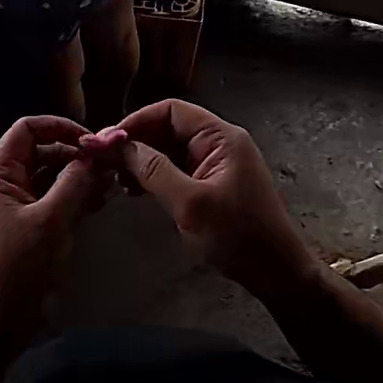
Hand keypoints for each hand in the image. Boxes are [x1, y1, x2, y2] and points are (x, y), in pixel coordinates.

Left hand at [0, 115, 108, 382]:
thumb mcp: (50, 222)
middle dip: (75, 156)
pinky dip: (73, 198)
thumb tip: (98, 154)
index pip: (27, 129)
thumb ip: (75, 183)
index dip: (60, 127)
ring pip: (50, 176)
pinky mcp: (26, 226)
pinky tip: (97, 204)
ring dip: (78, 178)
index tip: (93, 142)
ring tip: (108, 188)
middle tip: (110, 169)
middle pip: (42, 151)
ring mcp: (15, 206)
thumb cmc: (15, 269)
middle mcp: (4, 183)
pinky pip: (52, 200)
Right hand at [101, 100, 323, 301]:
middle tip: (106, 163)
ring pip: (170, 150)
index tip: (107, 142)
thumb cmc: (238, 236)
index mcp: (221, 137)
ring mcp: (216, 164)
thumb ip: (153, 171)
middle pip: (168, 128)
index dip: (136, 121)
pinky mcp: (212, 184)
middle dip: (136, 143)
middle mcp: (219, 143)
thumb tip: (119, 146)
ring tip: (118, 181)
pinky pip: (177, 169)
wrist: (276, 272)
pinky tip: (136, 192)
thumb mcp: (190, 204)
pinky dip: (155, 177)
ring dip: (142, 161)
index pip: (171, 110)